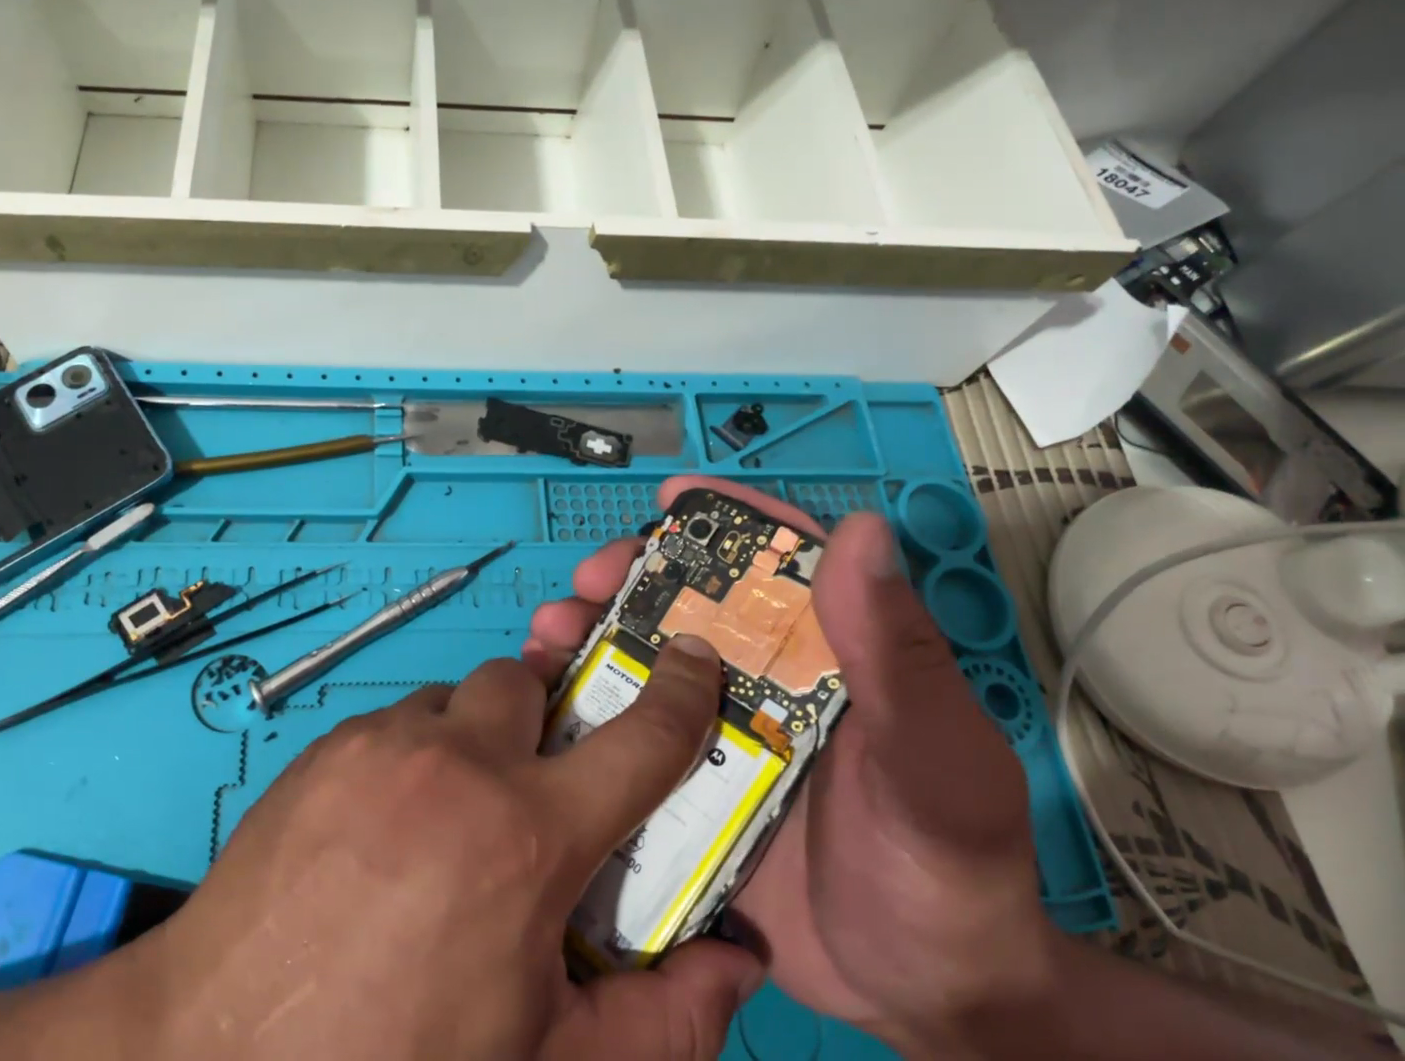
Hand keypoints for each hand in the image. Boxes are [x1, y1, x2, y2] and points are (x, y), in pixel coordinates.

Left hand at [134, 644, 762, 1058]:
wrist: (227, 1044)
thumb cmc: (401, 1051)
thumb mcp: (549, 1057)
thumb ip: (662, 1017)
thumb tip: (735, 964)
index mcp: (529, 832)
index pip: (639, 740)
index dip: (680, 695)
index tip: (693, 663)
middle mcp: (457, 763)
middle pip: (526, 681)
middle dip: (543, 718)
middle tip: (531, 783)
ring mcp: (380, 746)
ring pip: (452, 701)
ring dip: (471, 738)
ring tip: (449, 813)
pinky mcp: (320, 751)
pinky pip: (389, 725)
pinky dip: (408, 755)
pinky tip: (383, 826)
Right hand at [528, 477, 1057, 1051]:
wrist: (919, 991)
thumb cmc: (949, 867)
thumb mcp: (938, 757)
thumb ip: (896, 655)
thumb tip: (858, 529)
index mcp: (833, 662)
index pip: (780, 568)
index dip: (728, 522)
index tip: (670, 499)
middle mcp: (766, 689)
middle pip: (689, 611)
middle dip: (632, 580)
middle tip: (586, 579)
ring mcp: (717, 743)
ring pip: (642, 671)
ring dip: (591, 639)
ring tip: (547, 635)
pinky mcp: (680, 797)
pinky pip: (621, 745)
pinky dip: (579, 717)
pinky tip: (542, 707)